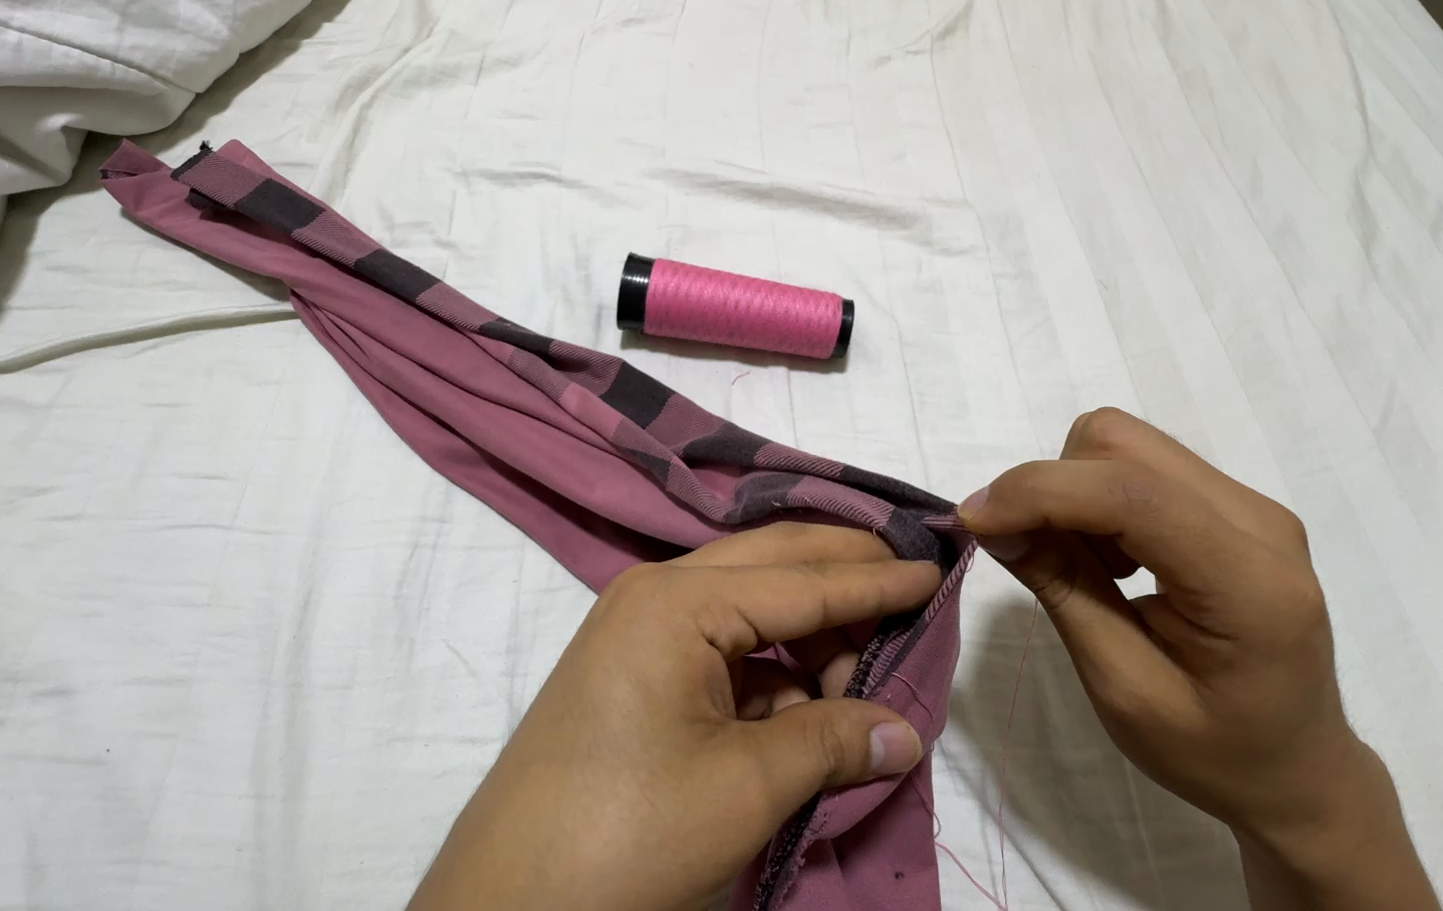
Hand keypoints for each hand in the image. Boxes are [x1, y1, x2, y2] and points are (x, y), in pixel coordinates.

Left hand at [409, 523, 940, 910]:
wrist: (507, 904)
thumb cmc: (627, 835)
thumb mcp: (742, 789)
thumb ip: (830, 745)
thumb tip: (905, 733)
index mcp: (676, 601)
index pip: (800, 581)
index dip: (874, 580)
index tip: (934, 569)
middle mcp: (655, 593)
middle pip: (772, 564)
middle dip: (843, 571)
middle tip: (909, 575)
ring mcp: (639, 628)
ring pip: (748, 605)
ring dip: (810, 631)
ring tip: (867, 667)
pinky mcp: (636, 668)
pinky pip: (722, 646)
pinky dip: (773, 666)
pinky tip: (810, 701)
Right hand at [959, 408, 1437, 910]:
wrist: (1297, 769)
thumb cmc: (1212, 750)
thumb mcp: (1121, 686)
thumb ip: (1060, 589)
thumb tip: (988, 518)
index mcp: (1247, 584)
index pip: (1130, 496)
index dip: (1038, 492)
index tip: (974, 521)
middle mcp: (1258, 520)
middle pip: (1120, 444)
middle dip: (1053, 488)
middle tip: (1039, 555)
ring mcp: (1251, 504)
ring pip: (1124, 442)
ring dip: (1073, 490)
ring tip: (1090, 565)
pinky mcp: (1234, 502)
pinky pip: (1140, 460)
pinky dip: (1098, 494)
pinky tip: (1116, 557)